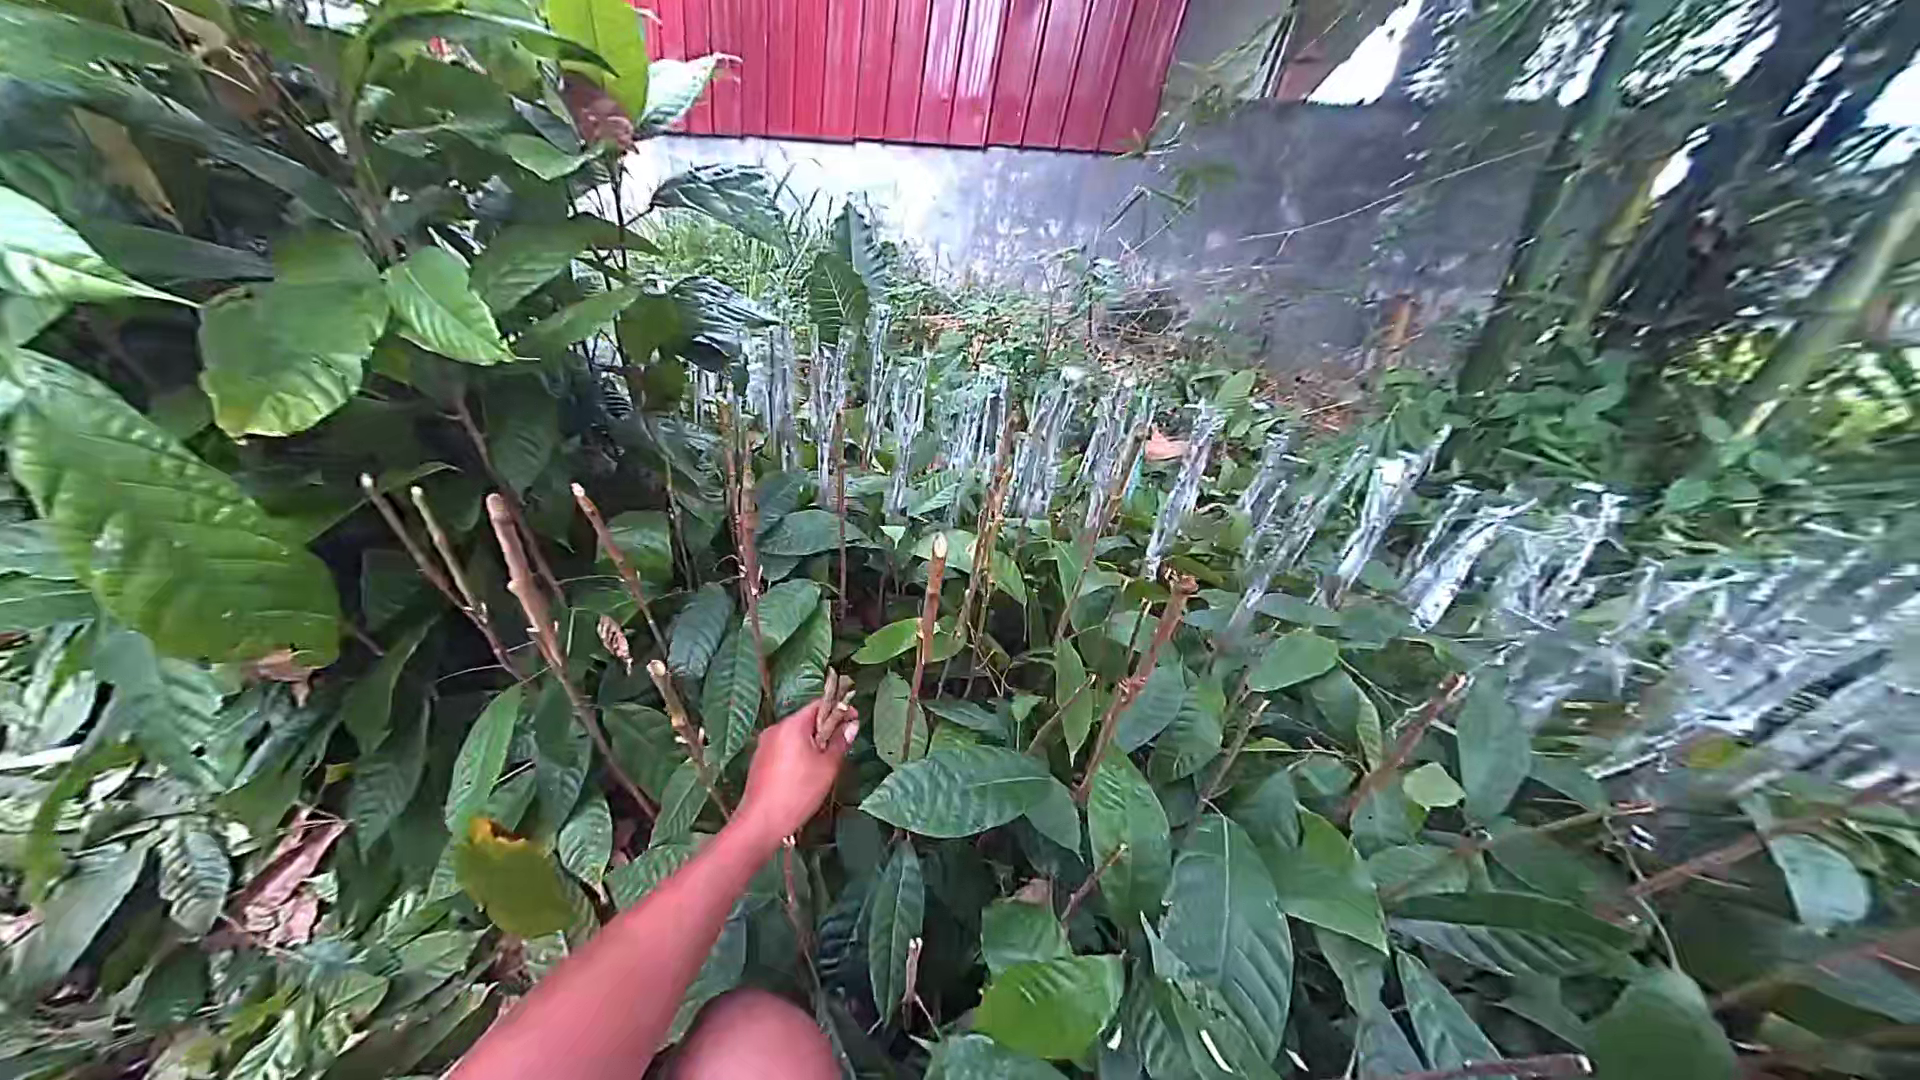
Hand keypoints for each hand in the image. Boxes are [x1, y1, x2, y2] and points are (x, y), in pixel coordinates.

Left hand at [734, 699, 857, 847]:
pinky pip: (784, 747)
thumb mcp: (827, 766)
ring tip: (826, 761)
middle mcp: (776, 729)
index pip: (820, 704)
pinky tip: (805, 773)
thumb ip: (840, 742)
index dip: (840, 710)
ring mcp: (765, 744)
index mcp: (792, 725)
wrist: (760, 823)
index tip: (854, 720)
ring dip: (812, 742)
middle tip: (843, 743)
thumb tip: (851, 725)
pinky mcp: (760, 760)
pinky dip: (798, 753)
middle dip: (827, 728)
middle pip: (807, 719)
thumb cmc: (798, 792)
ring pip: (795, 735)